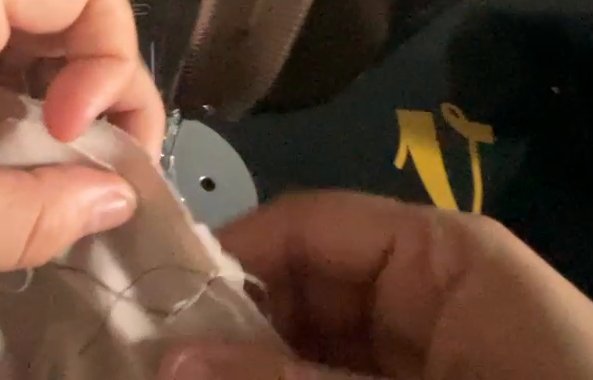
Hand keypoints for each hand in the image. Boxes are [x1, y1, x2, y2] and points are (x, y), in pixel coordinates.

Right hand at [160, 192, 592, 379]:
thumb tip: (167, 359)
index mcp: (438, 255)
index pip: (303, 227)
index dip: (228, 261)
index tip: (155, 312)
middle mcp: (431, 294)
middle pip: (305, 292)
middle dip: (236, 335)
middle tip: (160, 371)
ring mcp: (437, 358)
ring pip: (319, 353)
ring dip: (261, 374)